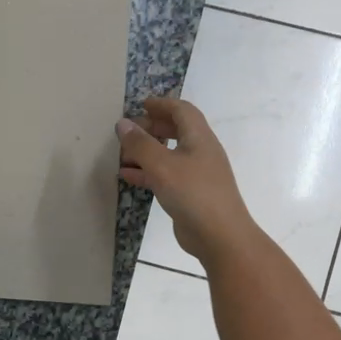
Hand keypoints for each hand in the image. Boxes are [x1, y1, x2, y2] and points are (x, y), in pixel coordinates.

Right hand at [117, 97, 256, 265]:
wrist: (219, 235)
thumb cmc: (193, 193)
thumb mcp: (161, 165)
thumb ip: (140, 144)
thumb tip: (122, 124)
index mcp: (199, 137)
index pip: (181, 110)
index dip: (161, 104)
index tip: (140, 105)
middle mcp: (199, 151)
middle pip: (175, 130)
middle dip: (150, 128)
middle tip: (127, 133)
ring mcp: (195, 173)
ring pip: (167, 154)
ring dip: (145, 152)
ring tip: (122, 155)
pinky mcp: (188, 193)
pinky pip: (164, 175)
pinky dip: (146, 172)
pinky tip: (127, 176)